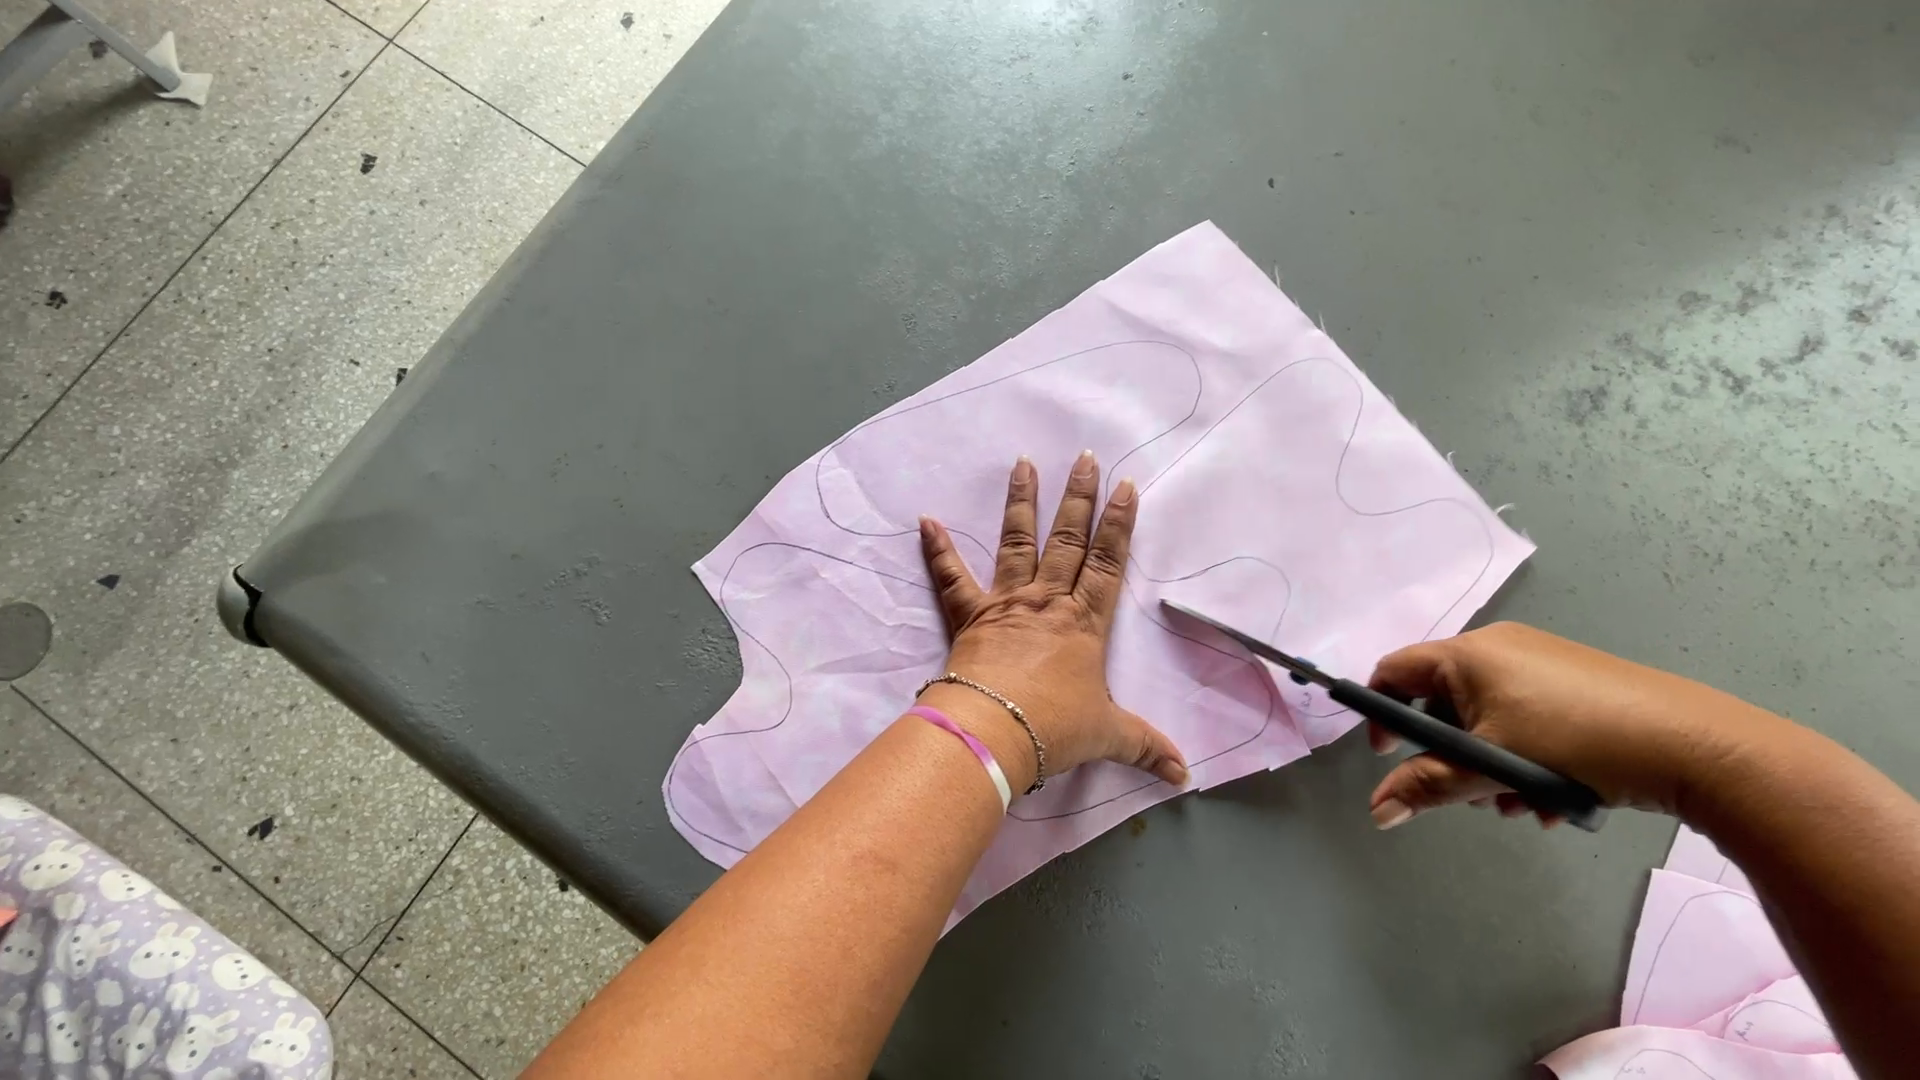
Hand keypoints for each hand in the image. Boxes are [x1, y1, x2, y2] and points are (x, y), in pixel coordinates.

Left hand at [916, 451, 1189, 793]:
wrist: (994, 733)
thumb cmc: (1054, 728)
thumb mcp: (1108, 736)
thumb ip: (1146, 747)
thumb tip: (1185, 776)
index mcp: (1083, 622)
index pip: (1106, 562)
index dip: (1118, 524)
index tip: (1124, 486)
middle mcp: (1046, 601)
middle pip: (1066, 540)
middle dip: (1078, 497)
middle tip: (1084, 458)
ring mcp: (1005, 603)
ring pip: (1016, 542)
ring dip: (1021, 502)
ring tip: (1024, 463)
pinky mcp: (969, 615)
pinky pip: (951, 577)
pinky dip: (938, 549)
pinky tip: (926, 520)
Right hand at [1364, 622, 1784, 828]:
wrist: (1701, 746)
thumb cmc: (1576, 743)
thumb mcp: (1491, 768)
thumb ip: (1426, 788)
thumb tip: (1377, 812)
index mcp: (1466, 654)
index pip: (1393, 671)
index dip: (1379, 713)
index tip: (1389, 756)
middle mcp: (1497, 647)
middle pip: (1442, 702)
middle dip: (1450, 755)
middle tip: (1471, 793)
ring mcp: (1540, 663)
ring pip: (1486, 717)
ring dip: (1491, 765)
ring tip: (1524, 804)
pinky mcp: (1576, 683)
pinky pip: (1524, 717)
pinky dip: (1525, 755)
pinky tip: (1556, 795)